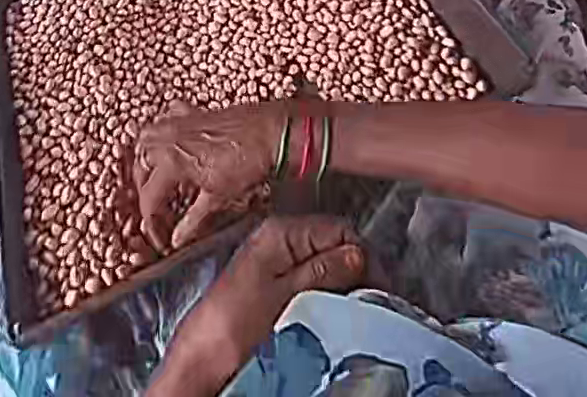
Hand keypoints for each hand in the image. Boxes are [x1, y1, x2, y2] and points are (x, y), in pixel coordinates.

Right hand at [136, 102, 290, 250]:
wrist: (269, 133)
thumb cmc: (247, 162)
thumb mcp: (218, 198)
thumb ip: (193, 220)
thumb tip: (179, 238)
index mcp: (171, 161)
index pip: (148, 197)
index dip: (151, 221)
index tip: (160, 235)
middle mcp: (168, 137)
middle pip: (140, 164)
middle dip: (144, 189)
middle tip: (156, 208)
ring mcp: (179, 120)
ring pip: (147, 136)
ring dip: (147, 156)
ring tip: (158, 175)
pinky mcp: (193, 111)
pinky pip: (167, 116)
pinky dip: (164, 129)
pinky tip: (173, 141)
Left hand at [150, 216, 365, 396]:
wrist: (202, 357)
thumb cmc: (237, 325)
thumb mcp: (287, 296)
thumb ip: (323, 271)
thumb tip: (360, 253)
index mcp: (282, 232)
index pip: (339, 228)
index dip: (365, 256)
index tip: (383, 291)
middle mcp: (280, 238)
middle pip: (335, 245)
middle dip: (359, 271)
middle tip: (378, 307)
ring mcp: (277, 260)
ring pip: (327, 264)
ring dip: (346, 286)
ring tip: (362, 316)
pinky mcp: (275, 283)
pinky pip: (313, 280)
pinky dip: (330, 295)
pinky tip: (338, 317)